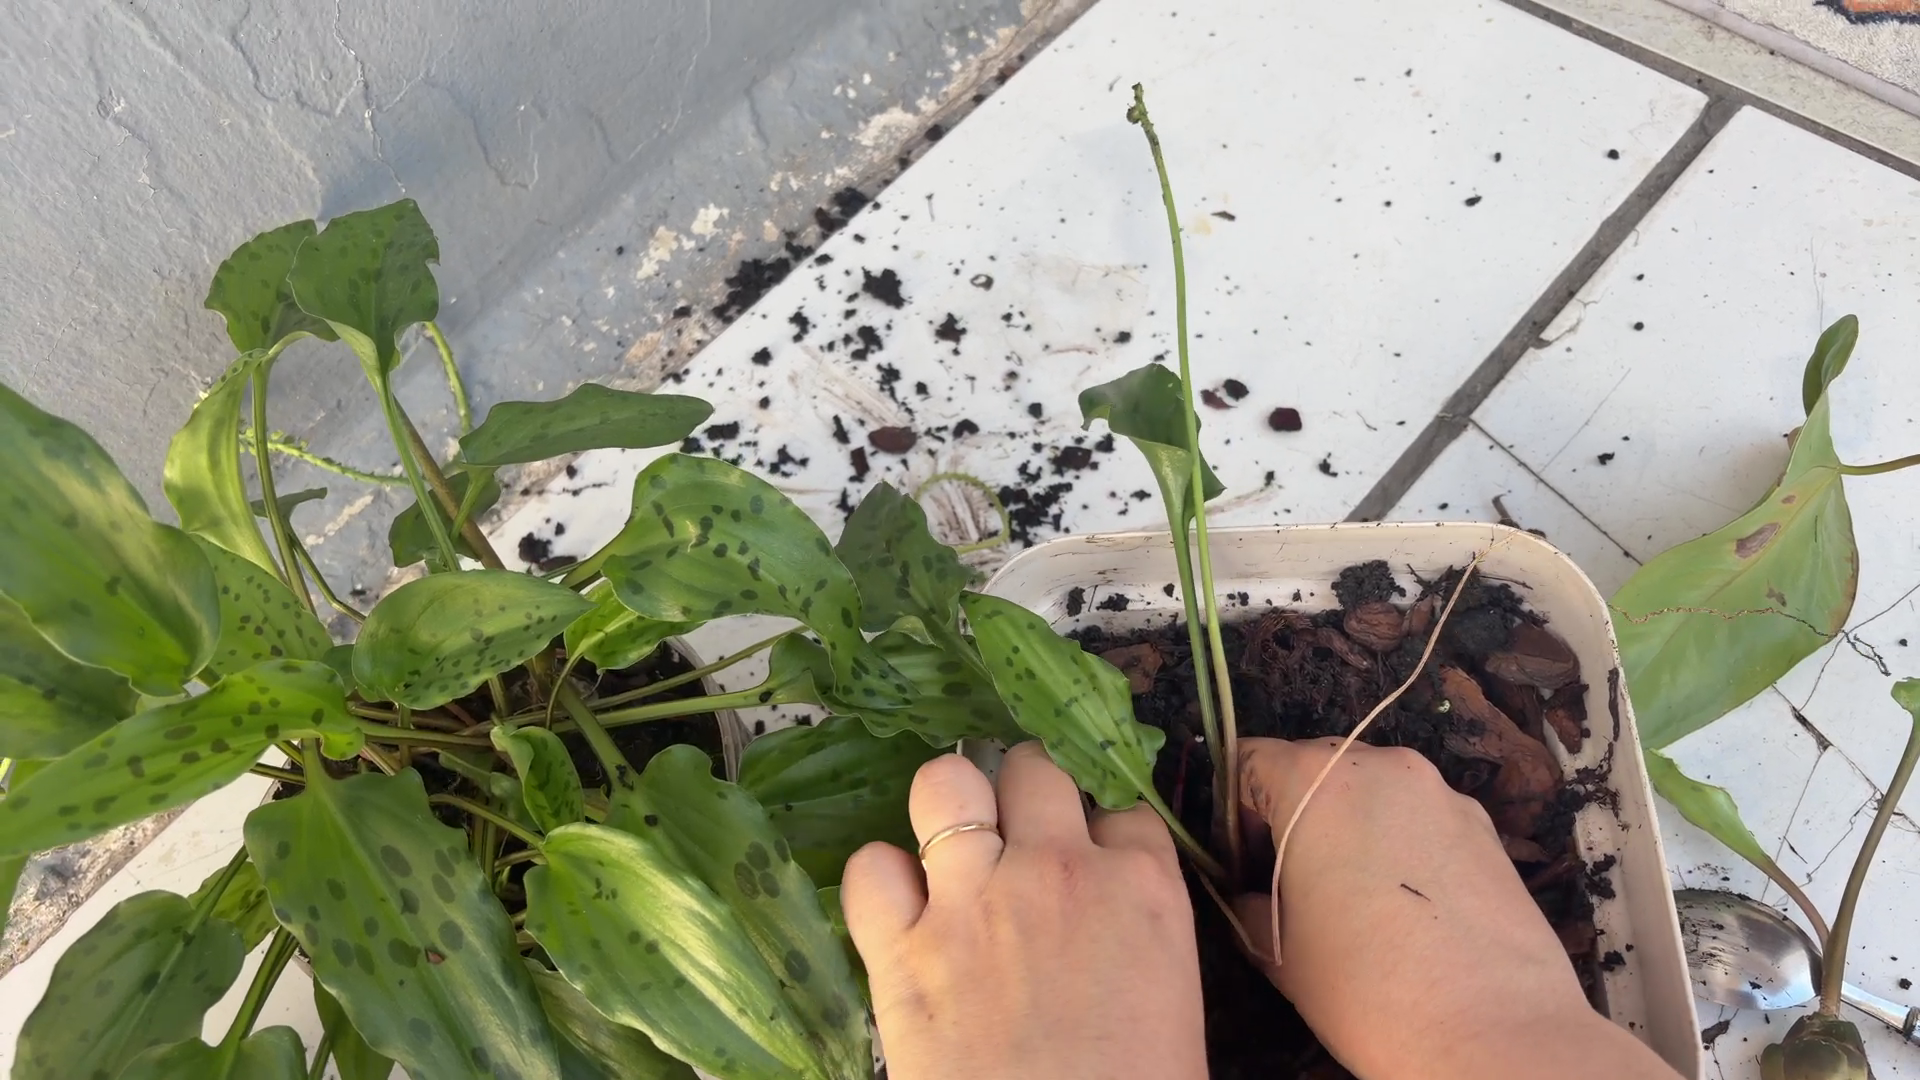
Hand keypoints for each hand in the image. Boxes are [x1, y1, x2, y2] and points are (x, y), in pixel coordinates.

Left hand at [842, 741, 1206, 1079]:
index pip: (1123, 808)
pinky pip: (871, 868)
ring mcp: (973, 898)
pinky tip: (896, 906)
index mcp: (1139, 887)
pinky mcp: (903, 947)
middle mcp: (1054, 867)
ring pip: (947, 782)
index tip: (1090, 849)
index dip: (1103, 825)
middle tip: (1018, 822)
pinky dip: (880, 879)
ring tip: (953, 834)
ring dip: (950, 801)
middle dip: (1027, 785)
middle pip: (1034, 766)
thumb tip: (1099, 889)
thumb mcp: (1167, 992)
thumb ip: (1132, 920)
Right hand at [1233, 737, 1679, 1079]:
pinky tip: (1406, 901)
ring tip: (1356, 889)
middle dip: (1288, 810)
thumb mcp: (1274, 945)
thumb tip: (1245, 889)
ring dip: (1343, 820)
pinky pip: (1415, 812)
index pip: (1244, 762)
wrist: (1502, 1043)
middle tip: (1291, 877)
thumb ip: (1242, 897)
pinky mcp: (1483, 823)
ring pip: (1364, 786)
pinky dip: (1396, 837)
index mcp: (1311, 776)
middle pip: (1305, 764)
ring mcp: (1436, 789)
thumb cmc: (1366, 985)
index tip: (1244, 865)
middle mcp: (1374, 762)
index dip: (1232, 811)